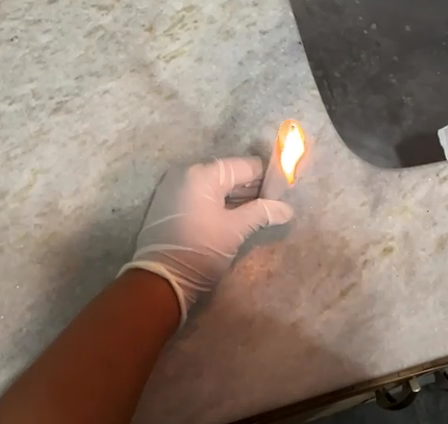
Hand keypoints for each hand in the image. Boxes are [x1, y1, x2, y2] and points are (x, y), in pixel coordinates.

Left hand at [120, 157, 293, 321]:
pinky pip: (201, 196)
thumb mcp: (235, 231)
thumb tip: (288, 209)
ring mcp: (175, 188)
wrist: (159, 282)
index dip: (266, 177)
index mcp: (202, 174)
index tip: (283, 190)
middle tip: (274, 203)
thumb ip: (262, 213)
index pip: (244, 166)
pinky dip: (218, 203)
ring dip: (236, 197)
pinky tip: (235, 216)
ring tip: (258, 211)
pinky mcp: (170, 205)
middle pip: (228, 174)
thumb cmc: (200, 251)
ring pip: (215, 186)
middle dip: (251, 188)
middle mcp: (187, 174)